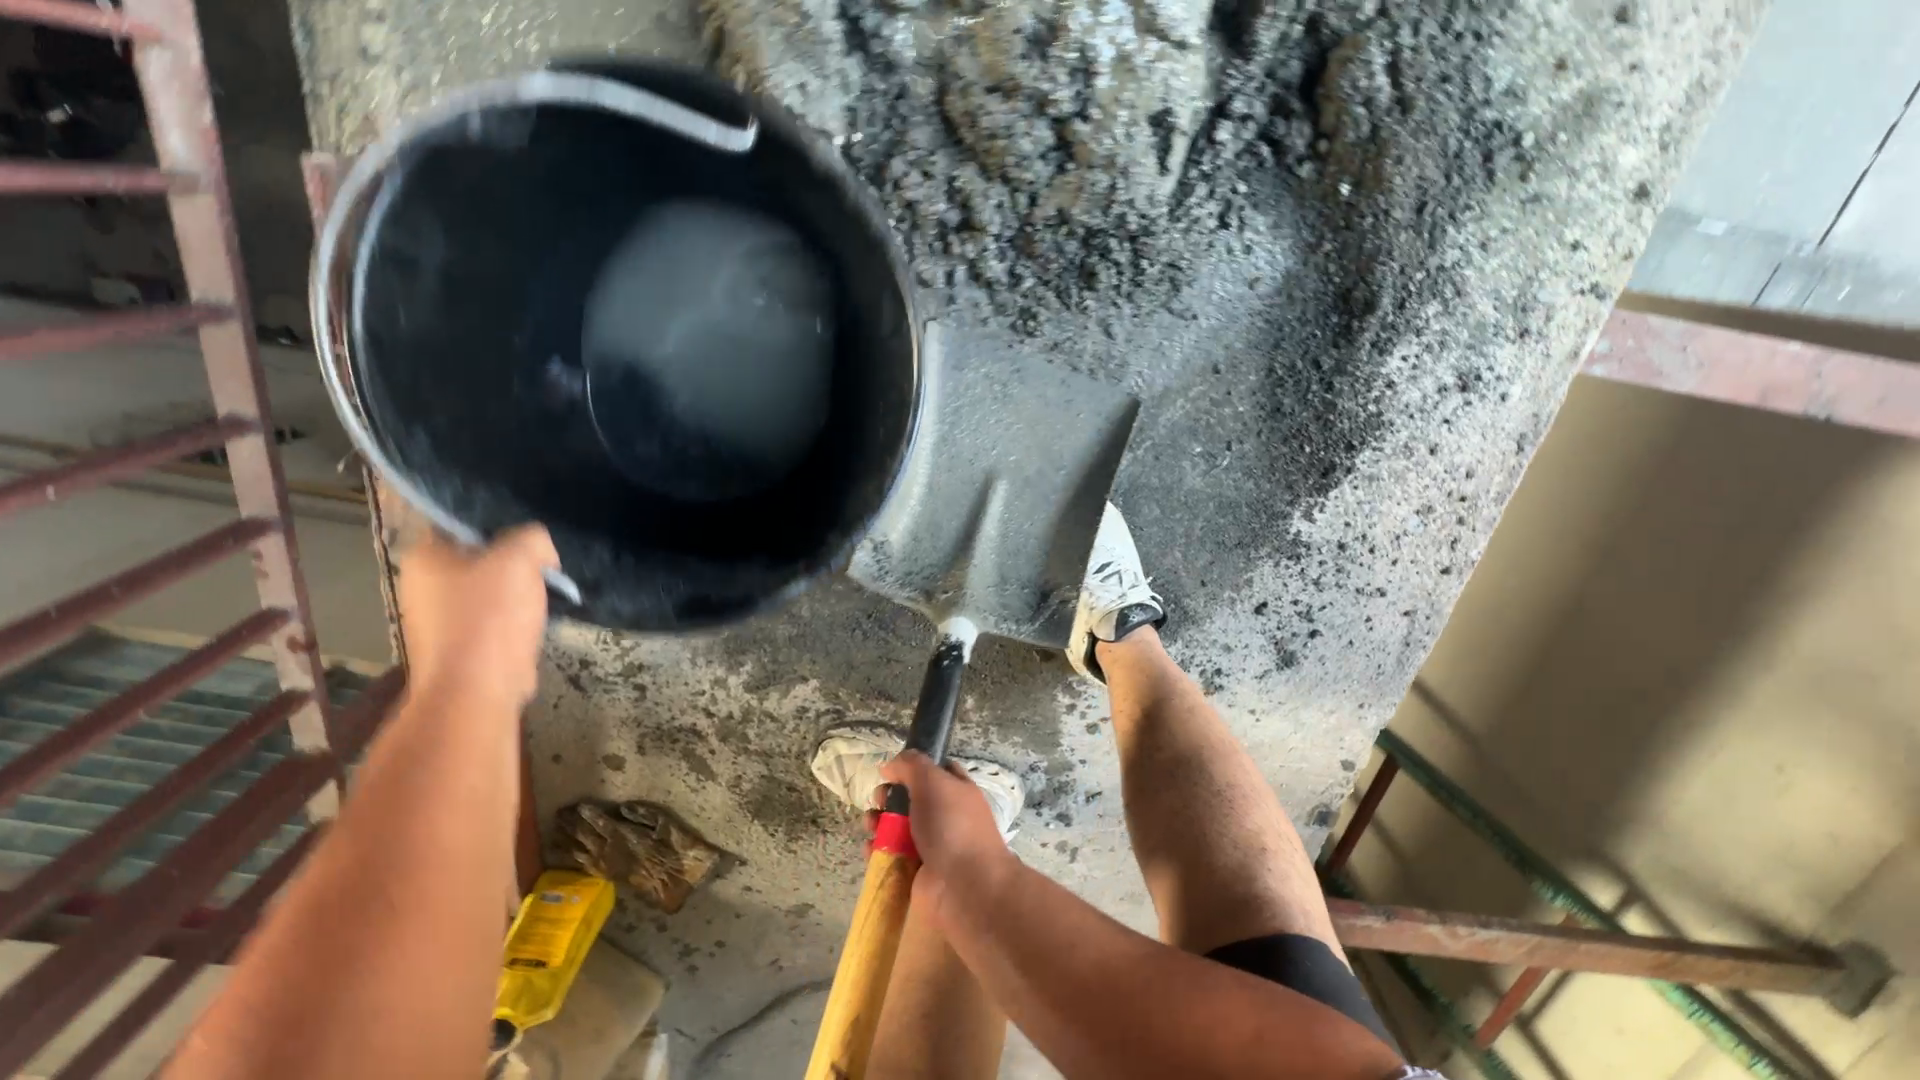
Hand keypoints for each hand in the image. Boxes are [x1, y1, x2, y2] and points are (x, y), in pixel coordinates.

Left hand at [395, 525, 559, 709]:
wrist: (476, 691)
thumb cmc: (490, 617)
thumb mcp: (520, 558)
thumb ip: (533, 538)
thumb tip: (540, 553)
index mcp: (424, 557)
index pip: (464, 525)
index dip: (503, 527)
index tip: (532, 542)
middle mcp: (421, 587)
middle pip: (479, 561)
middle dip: (514, 566)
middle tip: (543, 572)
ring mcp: (436, 622)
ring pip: (487, 594)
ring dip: (516, 597)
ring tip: (542, 602)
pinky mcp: (455, 650)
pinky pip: (491, 624)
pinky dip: (512, 625)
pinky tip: (532, 629)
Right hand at [878, 752, 1017, 921]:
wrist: (964, 885)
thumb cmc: (951, 825)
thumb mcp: (933, 781)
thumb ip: (911, 765)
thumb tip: (890, 766)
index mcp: (958, 792)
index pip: (936, 771)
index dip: (914, 767)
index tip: (892, 770)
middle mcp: (945, 816)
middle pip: (910, 799)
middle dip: (889, 796)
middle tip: (879, 800)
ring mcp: (930, 845)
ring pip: (897, 827)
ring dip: (879, 823)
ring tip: (871, 826)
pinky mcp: (914, 870)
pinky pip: (891, 855)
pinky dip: (877, 850)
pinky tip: (870, 849)